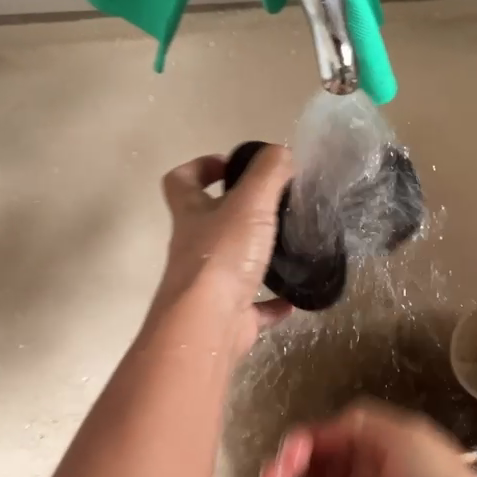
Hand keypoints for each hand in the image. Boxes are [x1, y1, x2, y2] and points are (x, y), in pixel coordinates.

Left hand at [153, 149, 294, 355]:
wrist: (208, 324)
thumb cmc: (224, 257)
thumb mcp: (250, 203)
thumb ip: (268, 174)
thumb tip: (282, 152)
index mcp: (193, 216)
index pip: (181, 181)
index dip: (201, 167)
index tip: (230, 166)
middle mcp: (195, 248)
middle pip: (207, 222)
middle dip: (236, 212)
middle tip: (273, 206)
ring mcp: (210, 285)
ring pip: (231, 264)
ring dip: (256, 256)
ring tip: (290, 247)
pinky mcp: (229, 315)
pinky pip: (253, 306)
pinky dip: (273, 302)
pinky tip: (295, 298)